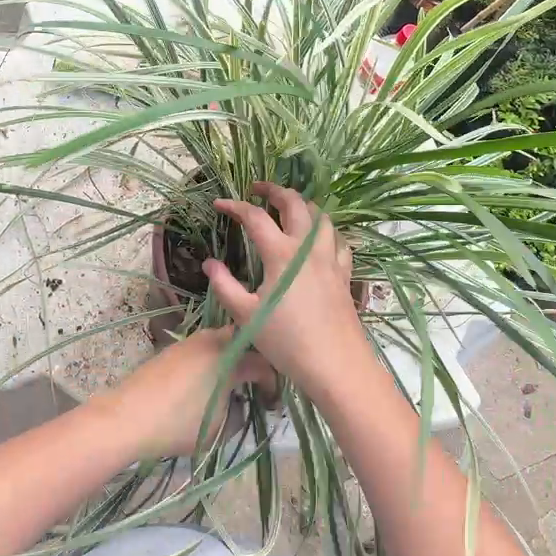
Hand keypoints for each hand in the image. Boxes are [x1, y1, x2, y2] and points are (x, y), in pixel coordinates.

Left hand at [98, 327, 273, 459]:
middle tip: (256, 385)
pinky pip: (202, 347)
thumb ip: (240, 412)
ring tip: (233, 384)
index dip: (272, 384)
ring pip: (221, 341)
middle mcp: (210, 341)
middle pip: (243, 340)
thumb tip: (243, 404)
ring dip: (232, 357)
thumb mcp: (220, 427)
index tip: (271, 405)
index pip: (263, 364)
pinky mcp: (172, 349)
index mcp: (228, 357)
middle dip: (254, 361)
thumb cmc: (179, 424)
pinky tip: (208, 381)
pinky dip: (213, 359)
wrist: (128, 416)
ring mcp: (189, 342)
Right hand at [208, 183, 363, 392]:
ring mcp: (330, 260)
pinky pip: (338, 240)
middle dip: (274, 190)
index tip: (219, 203)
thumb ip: (224, 285)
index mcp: (280, 254)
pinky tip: (319, 239)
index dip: (234, 206)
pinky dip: (326, 230)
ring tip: (290, 207)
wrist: (336, 366)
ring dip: (303, 205)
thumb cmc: (286, 342)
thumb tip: (210, 263)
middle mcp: (307, 248)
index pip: (255, 217)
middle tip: (258, 189)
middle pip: (295, 204)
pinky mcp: (344, 274)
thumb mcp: (245, 315)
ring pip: (321, 217)